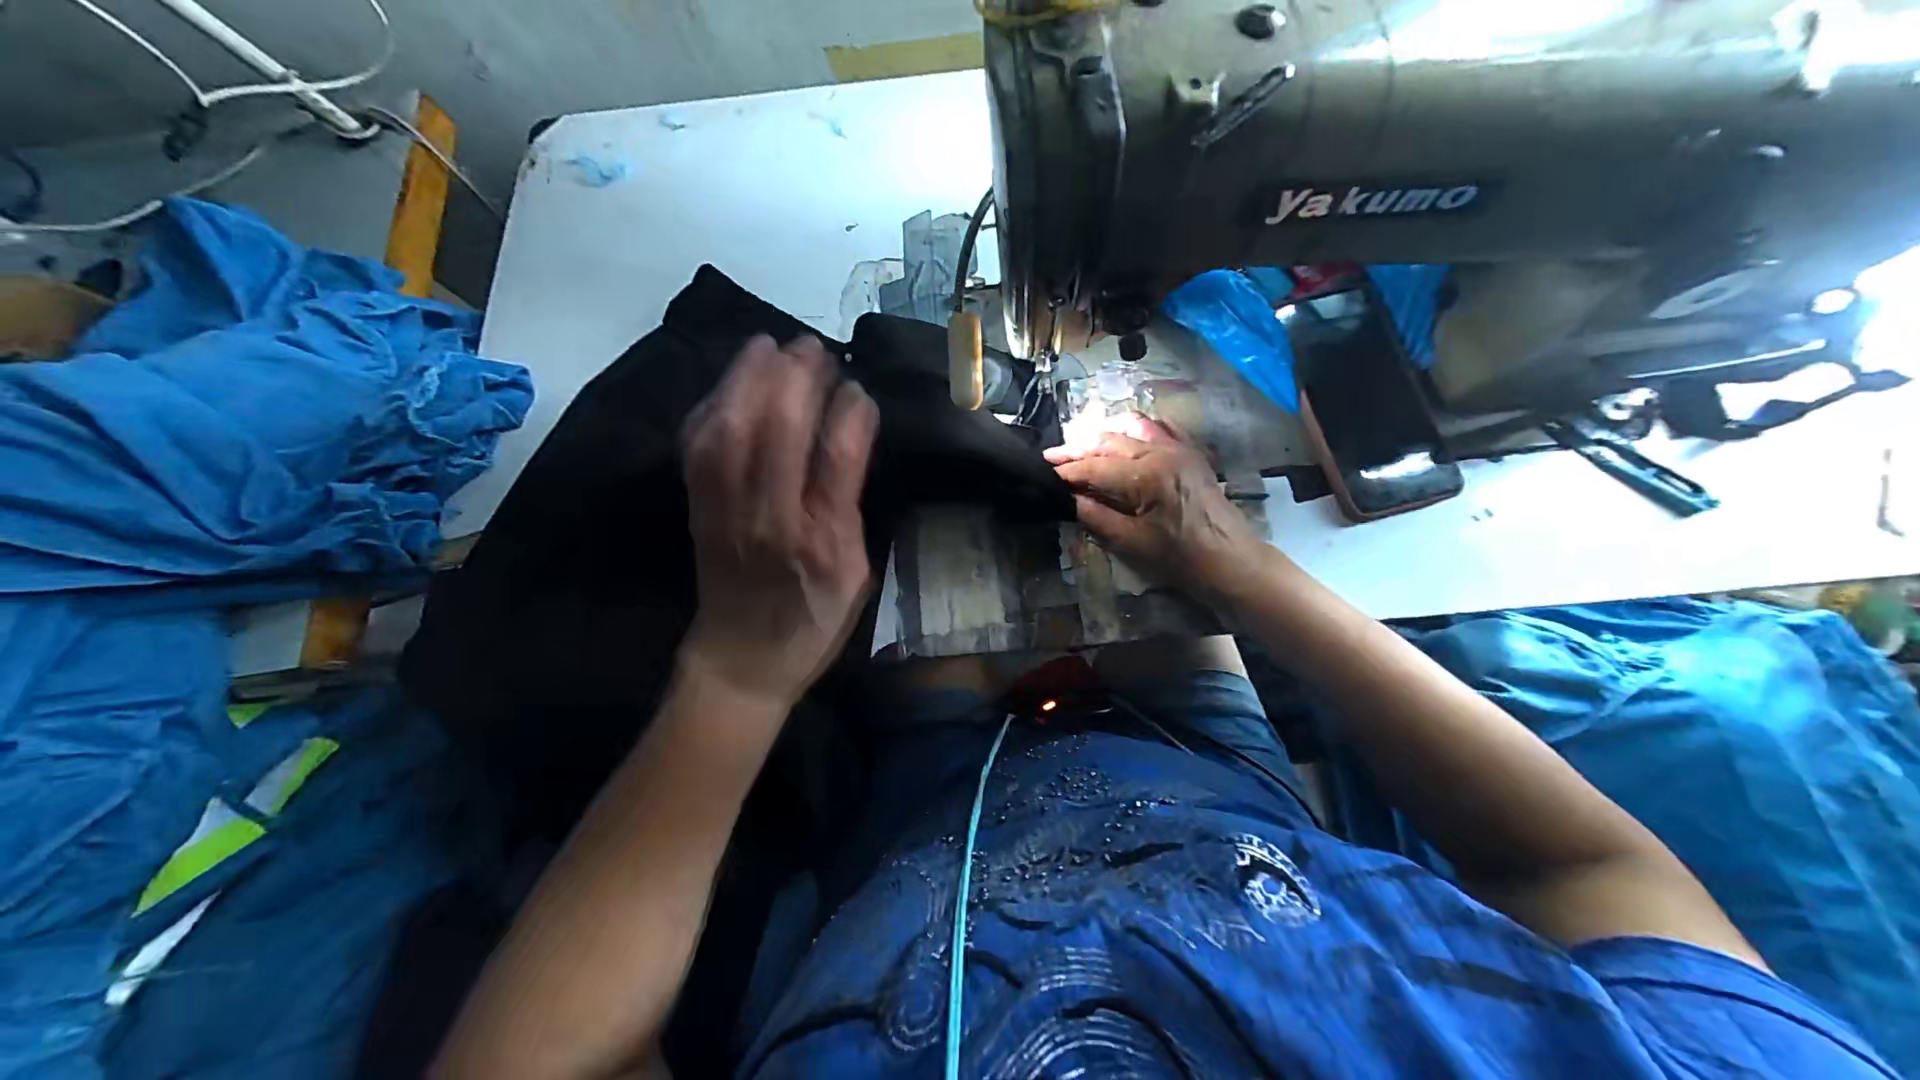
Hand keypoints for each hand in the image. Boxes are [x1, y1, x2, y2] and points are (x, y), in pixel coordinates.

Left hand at [680, 335, 879, 710]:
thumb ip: (851, 505)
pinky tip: (729, 384)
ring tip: (768, 345)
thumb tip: (852, 437)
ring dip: (747, 379)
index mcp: (820, 538)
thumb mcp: (856, 573)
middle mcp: (768, 516)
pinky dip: (712, 405)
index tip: (858, 389)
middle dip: (796, 378)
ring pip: (729, 429)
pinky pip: (697, 445)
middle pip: (777, 430)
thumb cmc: (812, 621)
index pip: (836, 457)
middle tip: (813, 348)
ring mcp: (724, 509)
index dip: (848, 411)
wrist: (742, 660)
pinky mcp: (696, 506)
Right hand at [1044, 414, 1267, 597]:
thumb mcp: (1132, 542)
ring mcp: (1179, 448)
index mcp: (1147, 475)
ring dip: (1104, 435)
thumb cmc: (1181, 558)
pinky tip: (1123, 438)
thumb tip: (1068, 499)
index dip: (1067, 470)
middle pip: (1110, 442)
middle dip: (1079, 449)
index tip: (1045, 472)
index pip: (1095, 467)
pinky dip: (1136, 430)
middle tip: (1053, 457)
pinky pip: (1159, 429)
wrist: (1231, 562)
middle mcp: (1162, 452)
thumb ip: (1096, 516)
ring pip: (1132, 429)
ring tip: (1082, 446)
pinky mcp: (1190, 453)